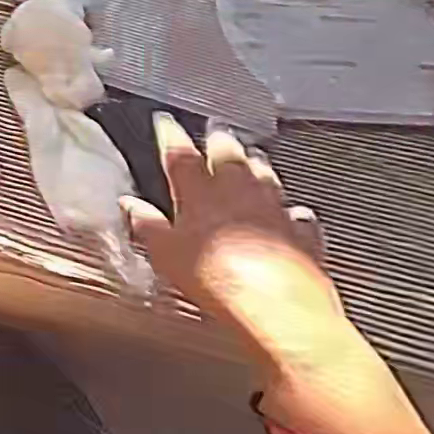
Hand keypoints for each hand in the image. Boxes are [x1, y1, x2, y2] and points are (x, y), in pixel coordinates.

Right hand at [121, 115, 341, 357]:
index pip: (180, 154)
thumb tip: (129, 204)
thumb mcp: (166, 253)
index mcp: (198, 194)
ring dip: (256, 164)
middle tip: (214, 127)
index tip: (164, 119)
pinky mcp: (304, 239)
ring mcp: (274, 213)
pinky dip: (294, 210)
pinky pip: (299, 216)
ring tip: (252, 153)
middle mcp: (237, 194)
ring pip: (265, 177)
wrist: (282, 314)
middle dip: (218, 139)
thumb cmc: (215, 280)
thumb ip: (147, 224)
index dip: (170, 133)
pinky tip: (296, 211)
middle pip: (228, 156)